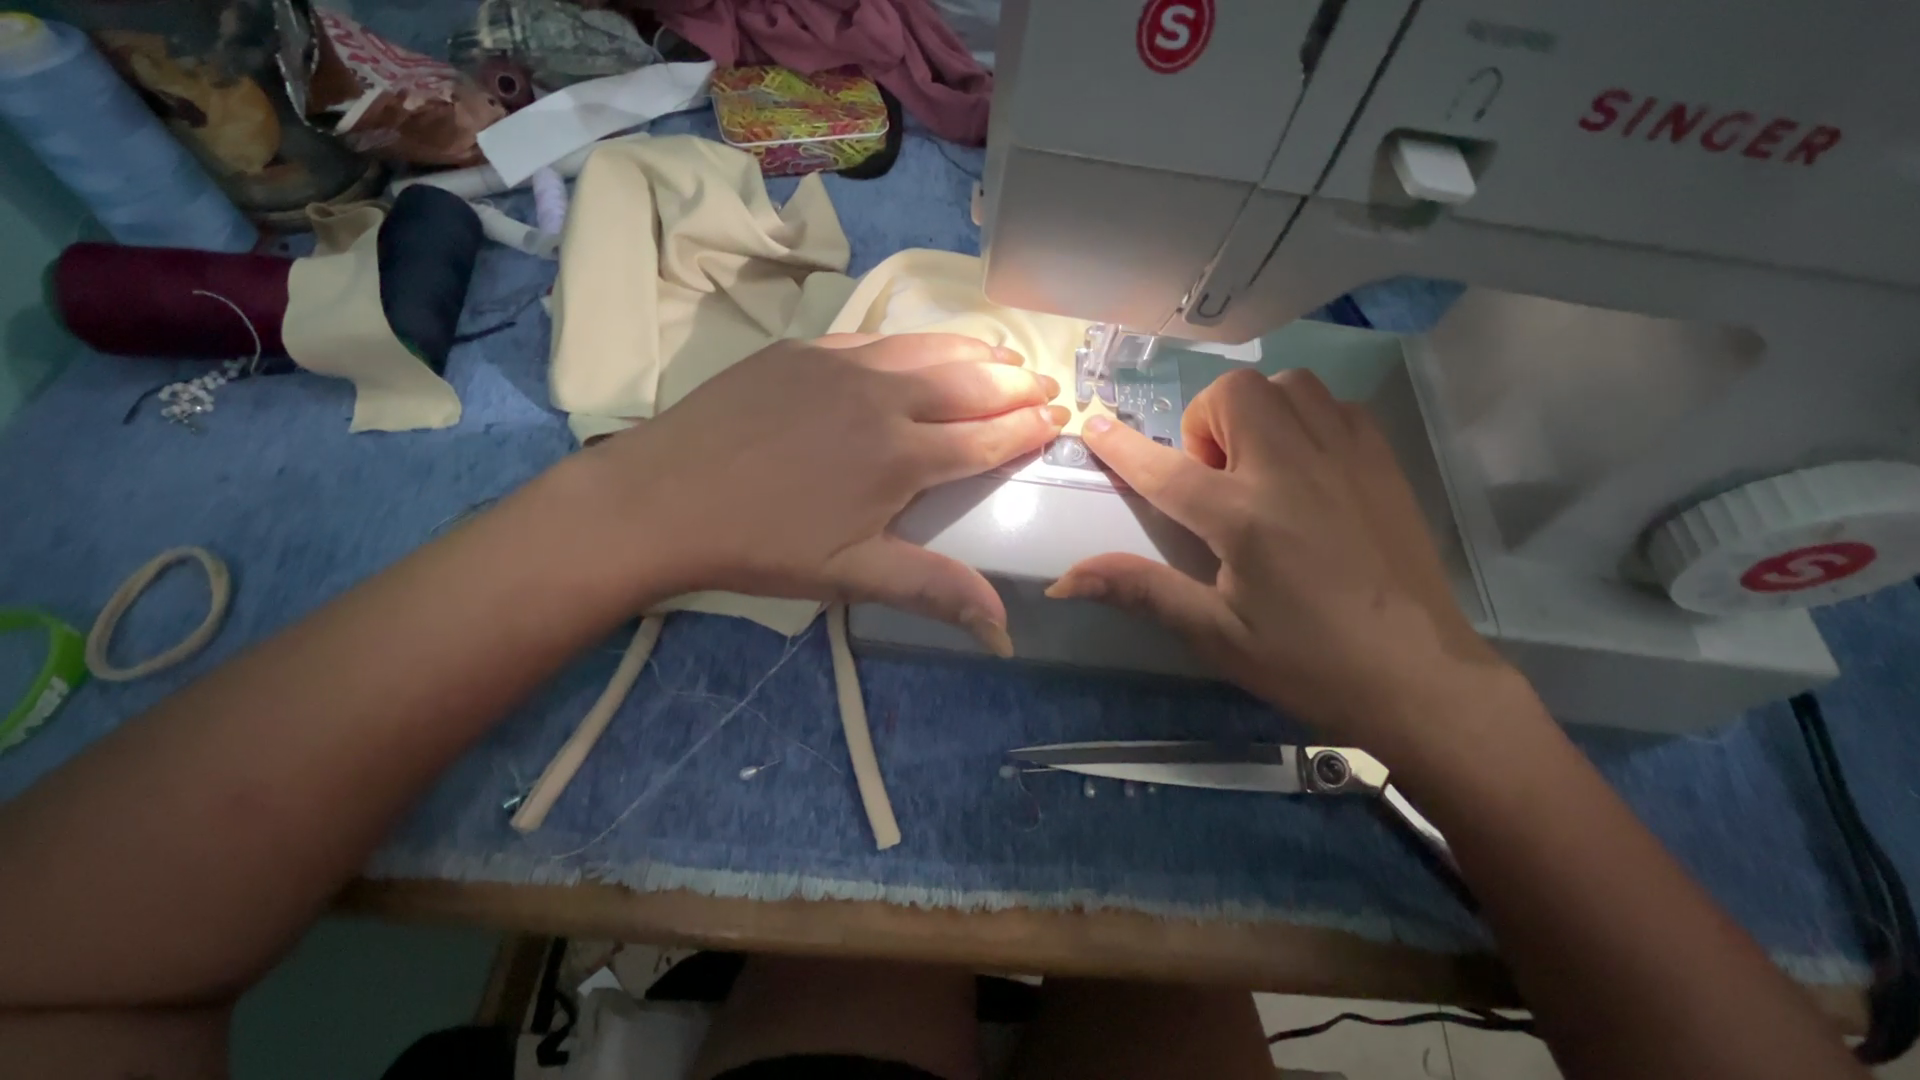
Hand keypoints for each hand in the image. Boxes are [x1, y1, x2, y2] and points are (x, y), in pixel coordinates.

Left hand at [577, 334, 1067, 652]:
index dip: (1028, 428)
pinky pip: (879, 338)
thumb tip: (1004, 630)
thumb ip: (933, 589)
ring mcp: (843, 365)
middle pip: (970, 382)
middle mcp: (885, 398)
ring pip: (929, 349)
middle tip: (1046, 383)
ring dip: (976, 352)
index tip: (1059, 419)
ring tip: (1005, 355)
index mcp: (903, 456)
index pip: (987, 437)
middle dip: (1017, 383)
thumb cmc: (763, 544)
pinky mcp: (806, 350)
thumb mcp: (852, 575)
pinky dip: (918, 341)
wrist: (664, 496)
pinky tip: (924, 346)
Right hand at [1046, 369, 1514, 746]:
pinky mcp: (1382, 462)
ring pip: (1289, 386)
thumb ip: (1142, 590)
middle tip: (1212, 480)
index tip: (1094, 423)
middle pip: (1233, 395)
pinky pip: (1334, 405)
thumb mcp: (1216, 635)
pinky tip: (1305, 469)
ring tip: (1258, 468)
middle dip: (1205, 423)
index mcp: (1245, 517)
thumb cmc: (1308, 661)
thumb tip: (1063, 582)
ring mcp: (1346, 458)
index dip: (1123, 446)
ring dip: (1256, 413)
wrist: (1419, 676)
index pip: (1166, 470)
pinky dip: (1305, 418)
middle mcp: (1294, 470)